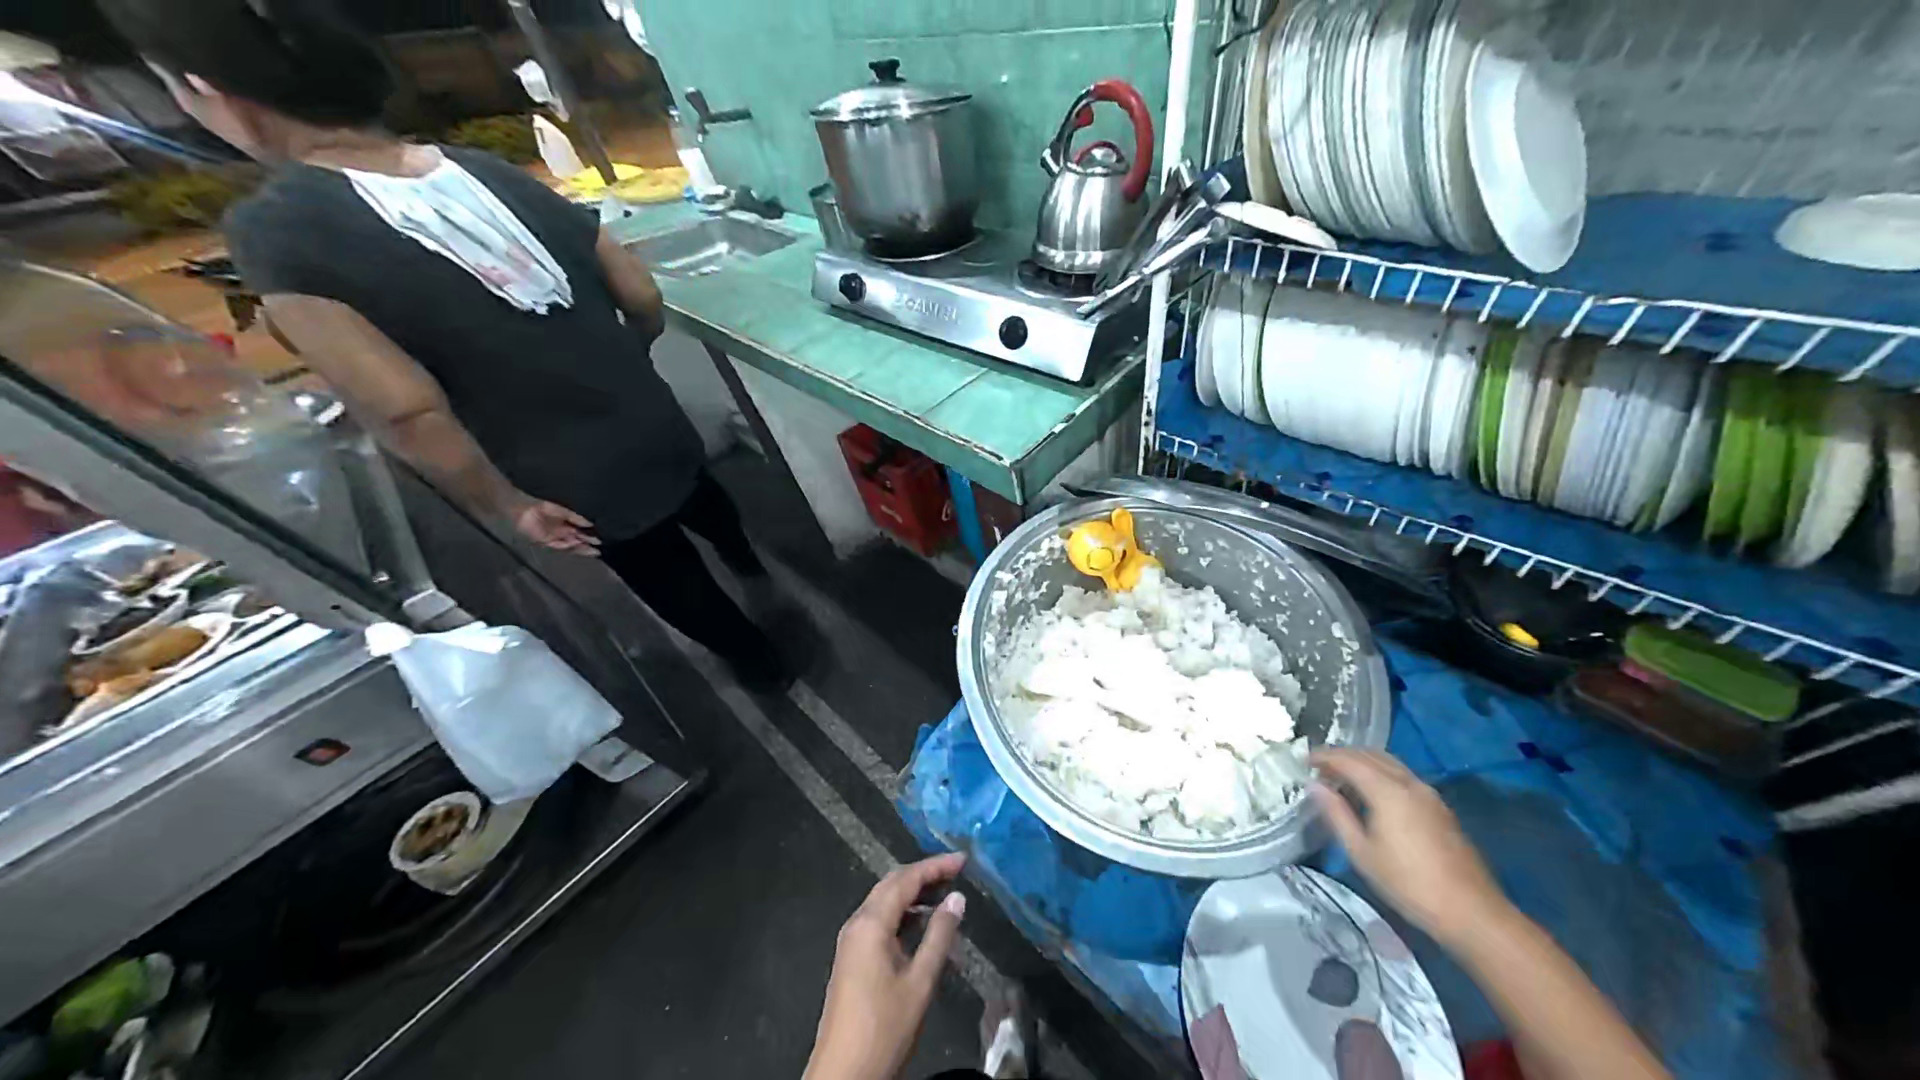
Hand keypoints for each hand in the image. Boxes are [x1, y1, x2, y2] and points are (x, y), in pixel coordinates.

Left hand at [507, 495, 599, 555]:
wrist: (522, 509)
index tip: (599, 541)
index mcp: (566, 525)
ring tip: (591, 551)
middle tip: (598, 551)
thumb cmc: (539, 507)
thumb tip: (590, 524)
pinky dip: (567, 546)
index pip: (580, 534)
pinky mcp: (544, 541)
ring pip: (569, 546)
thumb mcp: (561, 510)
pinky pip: (558, 545)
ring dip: (579, 549)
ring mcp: (553, 538)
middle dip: (586, 546)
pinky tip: (575, 545)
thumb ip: (575, 518)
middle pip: (576, 542)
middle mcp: (561, 533)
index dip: (589, 538)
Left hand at [805, 854, 967, 1079]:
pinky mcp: (852, 957)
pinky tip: (923, 925)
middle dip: (924, 874)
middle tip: (956, 872)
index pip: (906, 879)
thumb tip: (957, 898)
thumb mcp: (921, 981)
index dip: (935, 866)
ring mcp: (851, 941)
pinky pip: (880, 921)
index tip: (963, 860)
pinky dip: (903, 914)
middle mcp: (857, 923)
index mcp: (870, 923)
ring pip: (885, 902)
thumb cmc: (885, 1027)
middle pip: (892, 884)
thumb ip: (940, 935)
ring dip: (914, 894)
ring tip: (946, 894)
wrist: (843, 1075)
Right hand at [1311, 748, 1511, 948]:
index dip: (1324, 756)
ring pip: (1389, 763)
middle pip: (1370, 755)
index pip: (1349, 760)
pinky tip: (1372, 793)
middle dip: (1342, 755)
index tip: (1304, 761)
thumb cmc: (1408, 883)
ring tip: (1342, 777)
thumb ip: (1336, 814)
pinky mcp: (1439, 807)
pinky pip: (1403, 776)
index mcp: (1387, 791)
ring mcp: (1429, 794)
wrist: (1471, 911)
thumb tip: (1314, 786)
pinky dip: (1380, 773)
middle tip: (1320, 767)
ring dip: (1363, 762)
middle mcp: (1409, 783)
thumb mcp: (1362, 852)